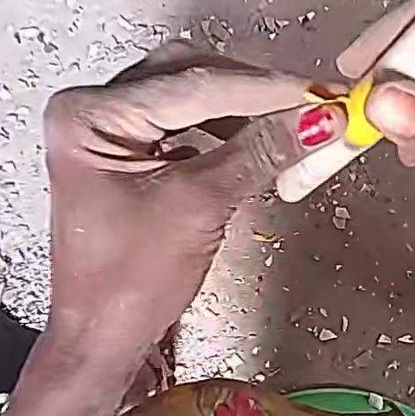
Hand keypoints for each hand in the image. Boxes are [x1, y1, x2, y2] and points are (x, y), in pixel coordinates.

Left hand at [22, 45, 330, 415]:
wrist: (103, 339)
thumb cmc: (131, 282)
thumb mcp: (198, 206)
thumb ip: (259, 152)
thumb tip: (321, 117)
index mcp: (89, 114)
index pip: (192, 84)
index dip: (266, 90)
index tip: (325, 92)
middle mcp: (92, 110)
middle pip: (187, 76)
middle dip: (252, 91)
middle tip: (313, 102)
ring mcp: (108, 133)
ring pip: (189, 98)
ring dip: (242, 109)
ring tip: (292, 122)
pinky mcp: (128, 156)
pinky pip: (184, 127)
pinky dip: (225, 131)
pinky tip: (257, 141)